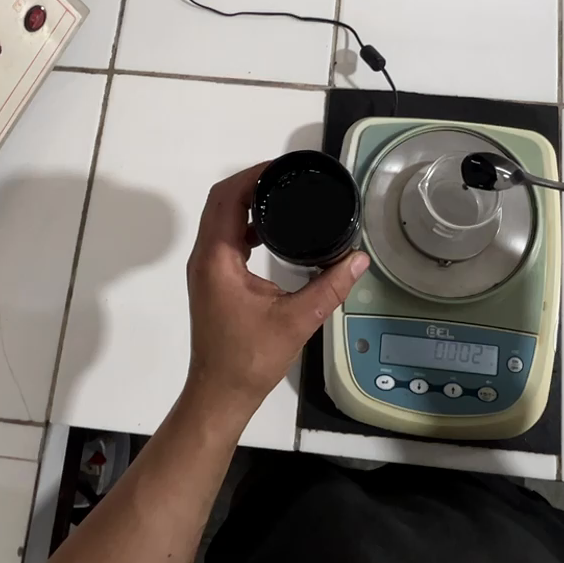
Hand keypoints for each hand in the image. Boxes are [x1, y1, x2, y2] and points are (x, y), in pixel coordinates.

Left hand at [182, 161, 369, 419]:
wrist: (221, 394)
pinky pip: (224, 237)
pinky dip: (244, 223)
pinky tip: (270, 230)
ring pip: (220, 218)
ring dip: (246, 202)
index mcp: (217, 258)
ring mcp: (206, 268)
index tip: (282, 168)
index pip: (226, 198)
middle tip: (287, 177)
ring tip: (282, 195)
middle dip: (251, 183)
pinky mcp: (213, 280)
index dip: (251, 176)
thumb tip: (358, 258)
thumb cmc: (251, 358)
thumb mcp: (296, 320)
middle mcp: (205, 257)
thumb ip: (329, 287)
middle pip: (221, 202)